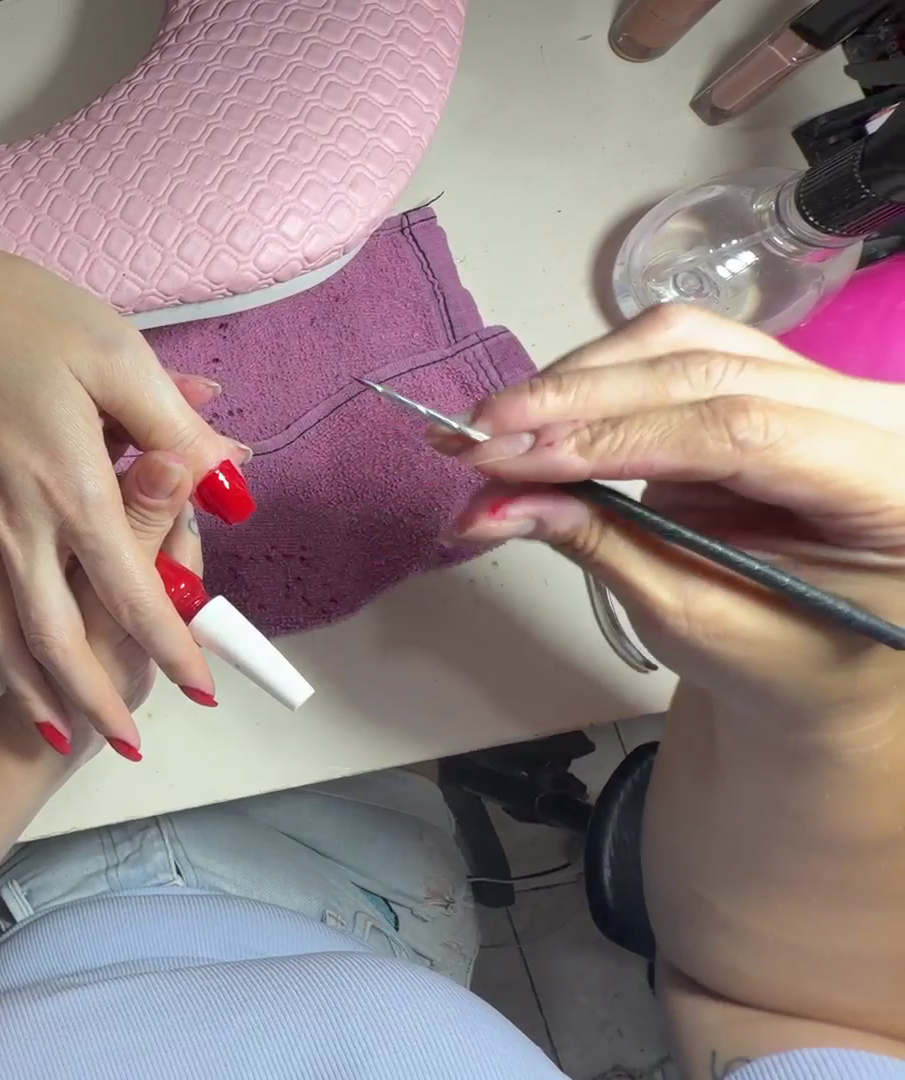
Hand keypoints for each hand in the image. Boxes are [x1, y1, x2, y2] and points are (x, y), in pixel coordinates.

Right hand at [0, 213, 249, 749]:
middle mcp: (13, 524)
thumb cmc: (20, 318)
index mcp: (68, 485)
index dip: (169, 643)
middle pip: (52, 637)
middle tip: (121, 738)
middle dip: (91, 697)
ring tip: (47, 727)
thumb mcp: (116, 354)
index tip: (199, 687)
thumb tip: (230, 486)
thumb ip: (177, 427)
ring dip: (24, 688)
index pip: (130, 588)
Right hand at [443, 305, 904, 726]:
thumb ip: (598, 546)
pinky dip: (584, 381)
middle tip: (464, 440)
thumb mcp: (689, 617)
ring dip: (566, 382)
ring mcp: (826, 388)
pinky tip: (528, 417)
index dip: (607, 439)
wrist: (825, 652)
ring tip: (483, 429)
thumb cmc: (779, 656)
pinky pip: (668, 352)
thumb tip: (489, 509)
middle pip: (703, 368)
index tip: (497, 462)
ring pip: (680, 341)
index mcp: (903, 492)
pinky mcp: (767, 383)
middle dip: (565, 402)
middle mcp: (885, 417)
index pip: (743, 431)